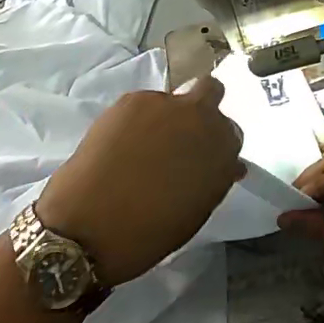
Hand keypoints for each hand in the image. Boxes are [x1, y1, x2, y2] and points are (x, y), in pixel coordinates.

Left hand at [36, 76, 243, 285]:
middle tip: (180, 137)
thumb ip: (214, 178)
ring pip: (173, 98)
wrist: (92, 225)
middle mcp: (203, 119)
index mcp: (224, 151)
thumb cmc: (150, 231)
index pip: (231, 133)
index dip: (215, 144)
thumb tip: (228, 165)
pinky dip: (136, 119)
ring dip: (165, 116)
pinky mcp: (133, 100)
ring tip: (140, 147)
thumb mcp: (197, 209)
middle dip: (201, 108)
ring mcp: (168, 105)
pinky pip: (143, 103)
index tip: (201, 157)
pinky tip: (120, 144)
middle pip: (211, 91)